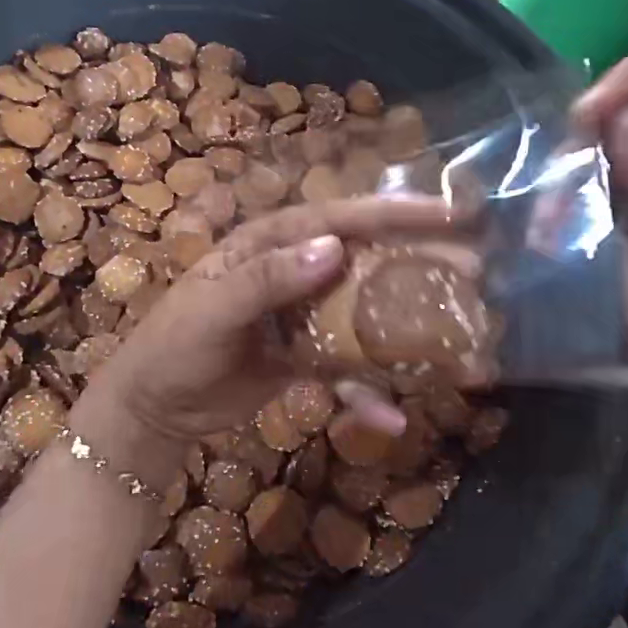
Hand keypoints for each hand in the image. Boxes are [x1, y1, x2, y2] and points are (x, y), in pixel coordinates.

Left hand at [72, 197, 455, 481]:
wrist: (155, 409)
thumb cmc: (174, 346)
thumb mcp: (214, 308)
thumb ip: (268, 279)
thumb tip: (334, 248)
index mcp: (271, 243)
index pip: (338, 218)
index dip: (393, 212)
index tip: (448, 211)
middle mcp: (295, 272)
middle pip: (365, 261)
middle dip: (417, 264)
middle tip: (473, 272)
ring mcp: (304, 317)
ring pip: (365, 314)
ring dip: (405, 328)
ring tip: (456, 340)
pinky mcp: (307, 358)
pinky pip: (347, 369)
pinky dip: (367, 391)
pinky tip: (389, 416)